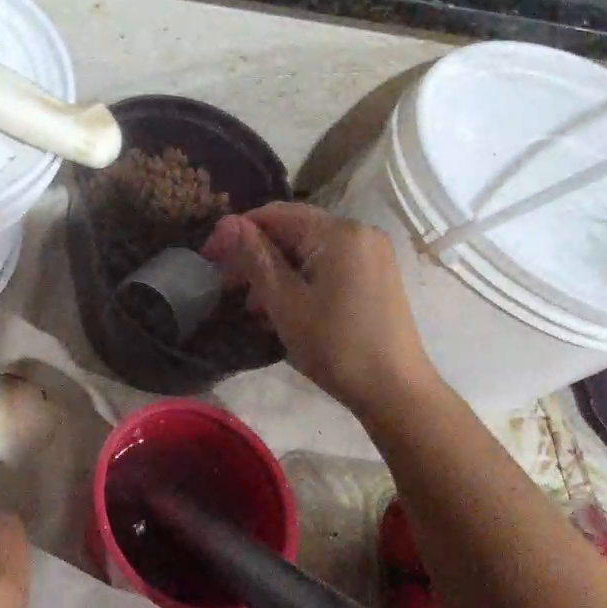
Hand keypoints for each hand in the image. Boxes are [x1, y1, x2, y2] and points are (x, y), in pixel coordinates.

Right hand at [200, 201, 435, 413]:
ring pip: (308, 250)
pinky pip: (327, 265)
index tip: (210, 260)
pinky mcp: (376, 276)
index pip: (274, 215)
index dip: (236, 233)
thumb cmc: (335, 345)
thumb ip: (255, 257)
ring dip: (275, 272)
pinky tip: (284, 309)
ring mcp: (372, 254)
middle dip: (256, 256)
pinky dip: (301, 280)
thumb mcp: (284, 301)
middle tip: (228, 289)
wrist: (396, 392)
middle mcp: (359, 233)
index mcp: (338, 232)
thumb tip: (227, 222)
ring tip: (254, 308)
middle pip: (292, 231)